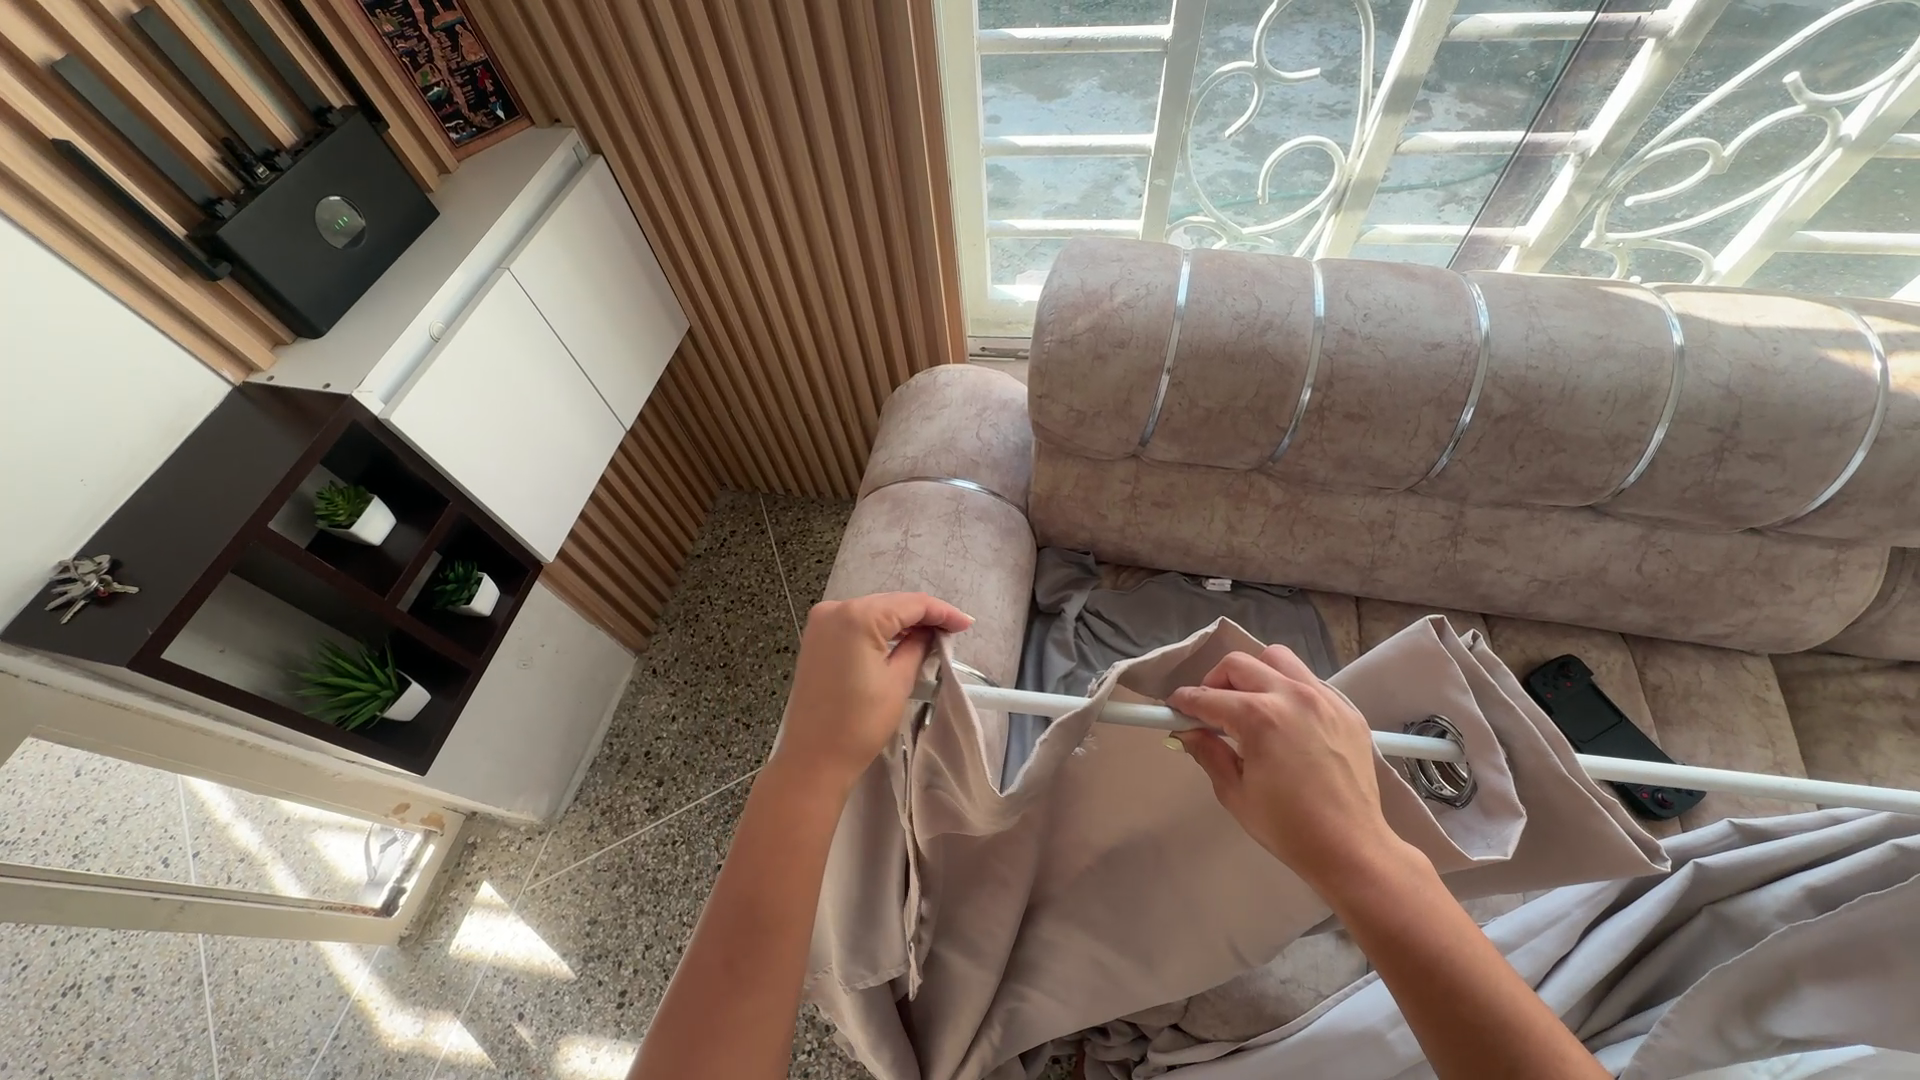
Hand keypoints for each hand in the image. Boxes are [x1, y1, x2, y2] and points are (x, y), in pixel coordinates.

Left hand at [770, 592, 972, 793]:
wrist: (814, 757)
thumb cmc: (860, 723)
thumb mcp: (898, 681)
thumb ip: (918, 646)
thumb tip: (930, 632)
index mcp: (858, 617)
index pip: (910, 604)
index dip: (942, 612)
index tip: (965, 623)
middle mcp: (835, 609)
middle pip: (891, 603)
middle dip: (923, 614)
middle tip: (953, 629)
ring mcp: (821, 622)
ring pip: (873, 610)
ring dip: (901, 620)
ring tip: (933, 634)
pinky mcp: (816, 637)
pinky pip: (856, 622)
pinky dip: (879, 628)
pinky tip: (900, 638)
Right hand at [1169, 646, 1407, 891]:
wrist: (1353, 849)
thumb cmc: (1288, 828)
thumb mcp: (1234, 793)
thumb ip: (1207, 752)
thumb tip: (1187, 731)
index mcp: (1259, 718)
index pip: (1207, 697)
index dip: (1183, 703)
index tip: (1174, 710)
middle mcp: (1291, 696)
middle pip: (1238, 665)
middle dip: (1214, 682)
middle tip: (1211, 710)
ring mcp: (1324, 699)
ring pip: (1277, 659)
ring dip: (1255, 674)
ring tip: (1251, 704)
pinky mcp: (1347, 710)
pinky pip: (1309, 681)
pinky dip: (1288, 689)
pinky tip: (1286, 720)